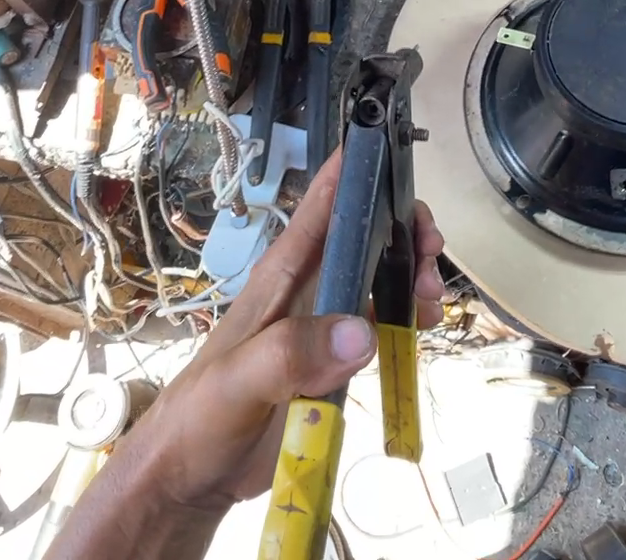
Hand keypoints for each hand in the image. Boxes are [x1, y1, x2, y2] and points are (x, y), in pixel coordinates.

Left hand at [100, 148, 445, 512]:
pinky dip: (409, 315)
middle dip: (405, 229)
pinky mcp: (336, 355)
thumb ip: (292, 354)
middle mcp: (309, 284)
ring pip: (381, 273)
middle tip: (430, 255)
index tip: (395, 151)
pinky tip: (424, 326)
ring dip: (414, 273)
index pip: (322, 203)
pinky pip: (382, 319)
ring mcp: (325, 319)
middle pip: (366, 233)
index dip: (356, 168)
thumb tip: (363, 330)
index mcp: (282, 272)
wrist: (192, 475)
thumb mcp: (237, 382)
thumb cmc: (200, 416)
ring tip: (433, 298)